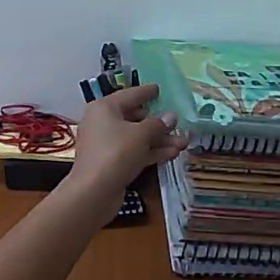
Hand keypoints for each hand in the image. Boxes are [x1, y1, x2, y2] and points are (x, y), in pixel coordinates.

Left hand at [66, 84, 188, 200]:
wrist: (94, 191)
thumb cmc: (116, 153)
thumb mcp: (141, 134)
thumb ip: (158, 124)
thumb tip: (171, 116)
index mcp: (104, 108)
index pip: (129, 95)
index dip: (146, 92)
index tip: (159, 88)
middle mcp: (102, 123)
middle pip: (134, 117)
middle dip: (158, 122)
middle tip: (178, 122)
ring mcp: (106, 144)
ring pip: (137, 137)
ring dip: (160, 139)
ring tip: (184, 141)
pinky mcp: (112, 162)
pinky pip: (134, 152)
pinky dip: (151, 152)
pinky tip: (173, 153)